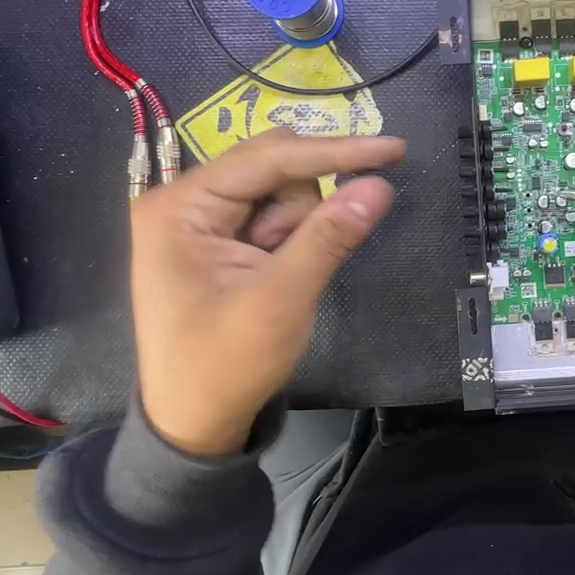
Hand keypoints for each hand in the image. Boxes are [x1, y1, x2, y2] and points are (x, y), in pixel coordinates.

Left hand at [130, 128, 405, 456]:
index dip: (335, 153)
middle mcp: (186, 201)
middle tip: (299, 260)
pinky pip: (273, 220)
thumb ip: (328, 237)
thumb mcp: (281, 300)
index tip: (394, 150)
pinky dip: (291, 242)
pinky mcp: (220, 241)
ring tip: (279, 280)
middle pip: (273, 169)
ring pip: (280, 194)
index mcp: (181, 207)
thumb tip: (380, 186)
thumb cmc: (226, 365)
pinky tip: (278, 275)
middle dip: (304, 210)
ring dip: (297, 231)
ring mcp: (202, 221)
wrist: (196, 424)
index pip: (268, 159)